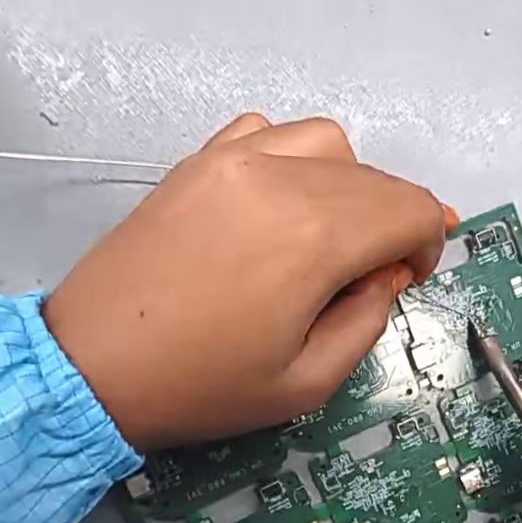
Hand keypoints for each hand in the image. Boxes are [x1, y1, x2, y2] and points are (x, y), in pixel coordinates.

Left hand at [44, 114, 454, 449]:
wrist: (92, 367)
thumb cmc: (201, 388)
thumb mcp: (306, 384)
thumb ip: (367, 322)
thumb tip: (384, 273)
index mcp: (314, 240)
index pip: (411, 209)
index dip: (428, 243)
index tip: (407, 280)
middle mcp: (281, 180)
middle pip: (375, 179)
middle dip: (393, 225)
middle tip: (369, 277)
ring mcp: (232, 160)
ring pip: (329, 144)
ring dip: (350, 188)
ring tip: (327, 238)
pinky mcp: (196, 162)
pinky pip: (270, 133)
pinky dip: (295, 162)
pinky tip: (280, 205)